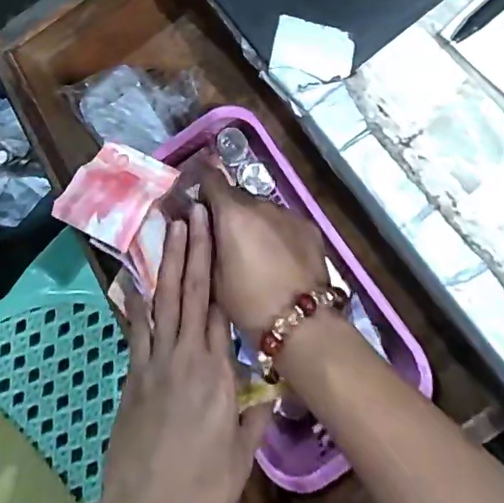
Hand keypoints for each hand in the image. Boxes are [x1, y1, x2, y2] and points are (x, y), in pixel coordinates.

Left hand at [96, 204, 270, 502]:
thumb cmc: (203, 488)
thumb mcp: (242, 456)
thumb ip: (254, 414)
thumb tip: (268, 381)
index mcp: (218, 373)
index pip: (221, 310)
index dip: (222, 271)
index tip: (224, 236)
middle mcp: (187, 356)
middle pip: (192, 292)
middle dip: (196, 249)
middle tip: (197, 212)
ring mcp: (155, 362)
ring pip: (164, 300)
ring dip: (168, 261)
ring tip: (172, 227)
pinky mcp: (132, 374)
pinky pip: (136, 328)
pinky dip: (135, 301)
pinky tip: (134, 278)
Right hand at [202, 174, 327, 340]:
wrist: (303, 323)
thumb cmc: (248, 303)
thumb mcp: (212, 275)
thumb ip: (205, 241)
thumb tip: (199, 220)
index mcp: (232, 213)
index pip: (210, 178)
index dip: (200, 181)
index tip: (194, 192)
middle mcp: (260, 204)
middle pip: (237, 197)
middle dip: (228, 211)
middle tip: (224, 236)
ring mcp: (288, 213)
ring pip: (262, 210)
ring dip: (254, 223)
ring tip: (255, 252)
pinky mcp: (309, 226)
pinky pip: (284, 222)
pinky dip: (277, 233)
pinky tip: (280, 258)